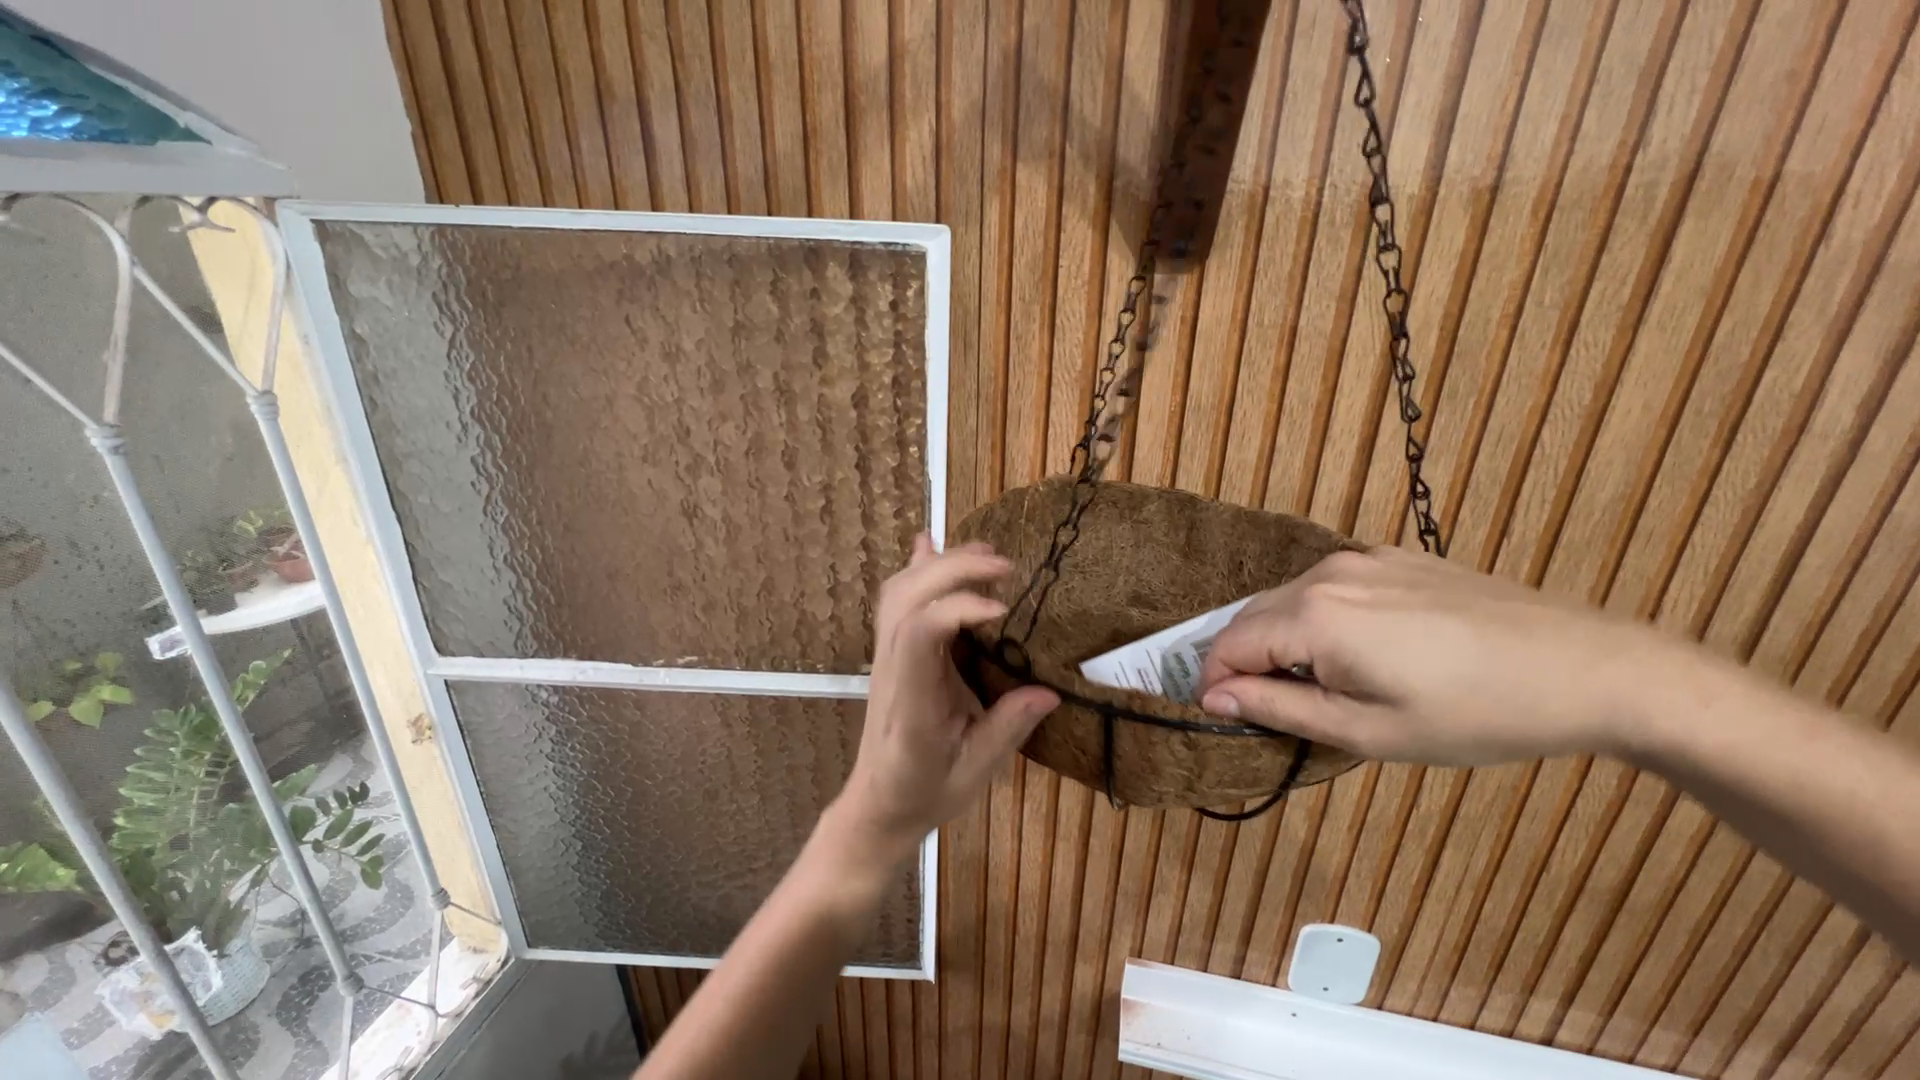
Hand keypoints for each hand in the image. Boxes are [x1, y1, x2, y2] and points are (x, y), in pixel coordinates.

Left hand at [833, 535, 1059, 860]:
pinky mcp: (889, 651)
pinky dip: (917, 569)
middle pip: (907, 597)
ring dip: (939, 564)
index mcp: (914, 701)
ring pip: (897, 591)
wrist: (879, 802)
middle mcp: (892, 668)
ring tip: (985, 553)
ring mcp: (885, 656)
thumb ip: (1007, 727)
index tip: (1003, 609)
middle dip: (953, 569)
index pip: (920, 634)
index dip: (958, 608)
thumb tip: (1049, 691)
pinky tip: (932, 547)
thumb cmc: (925, 790)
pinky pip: (896, 599)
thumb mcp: (975, 770)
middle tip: (1005, 565)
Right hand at [1195, 547, 1697, 765]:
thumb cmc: (1474, 714)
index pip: (1227, 644)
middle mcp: (1327, 573)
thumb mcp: (1367, 729)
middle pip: (1251, 616)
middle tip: (1262, 710)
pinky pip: (1327, 588)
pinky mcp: (1396, 558)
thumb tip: (1212, 698)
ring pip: (1288, 600)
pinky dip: (1315, 621)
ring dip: (1278, 640)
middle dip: (1241, 661)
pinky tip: (1355, 653)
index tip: (1223, 719)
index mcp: (1314, 616)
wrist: (1589, 667)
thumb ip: (1278, 707)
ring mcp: (1363, 559)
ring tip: (1312, 687)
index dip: (1214, 684)